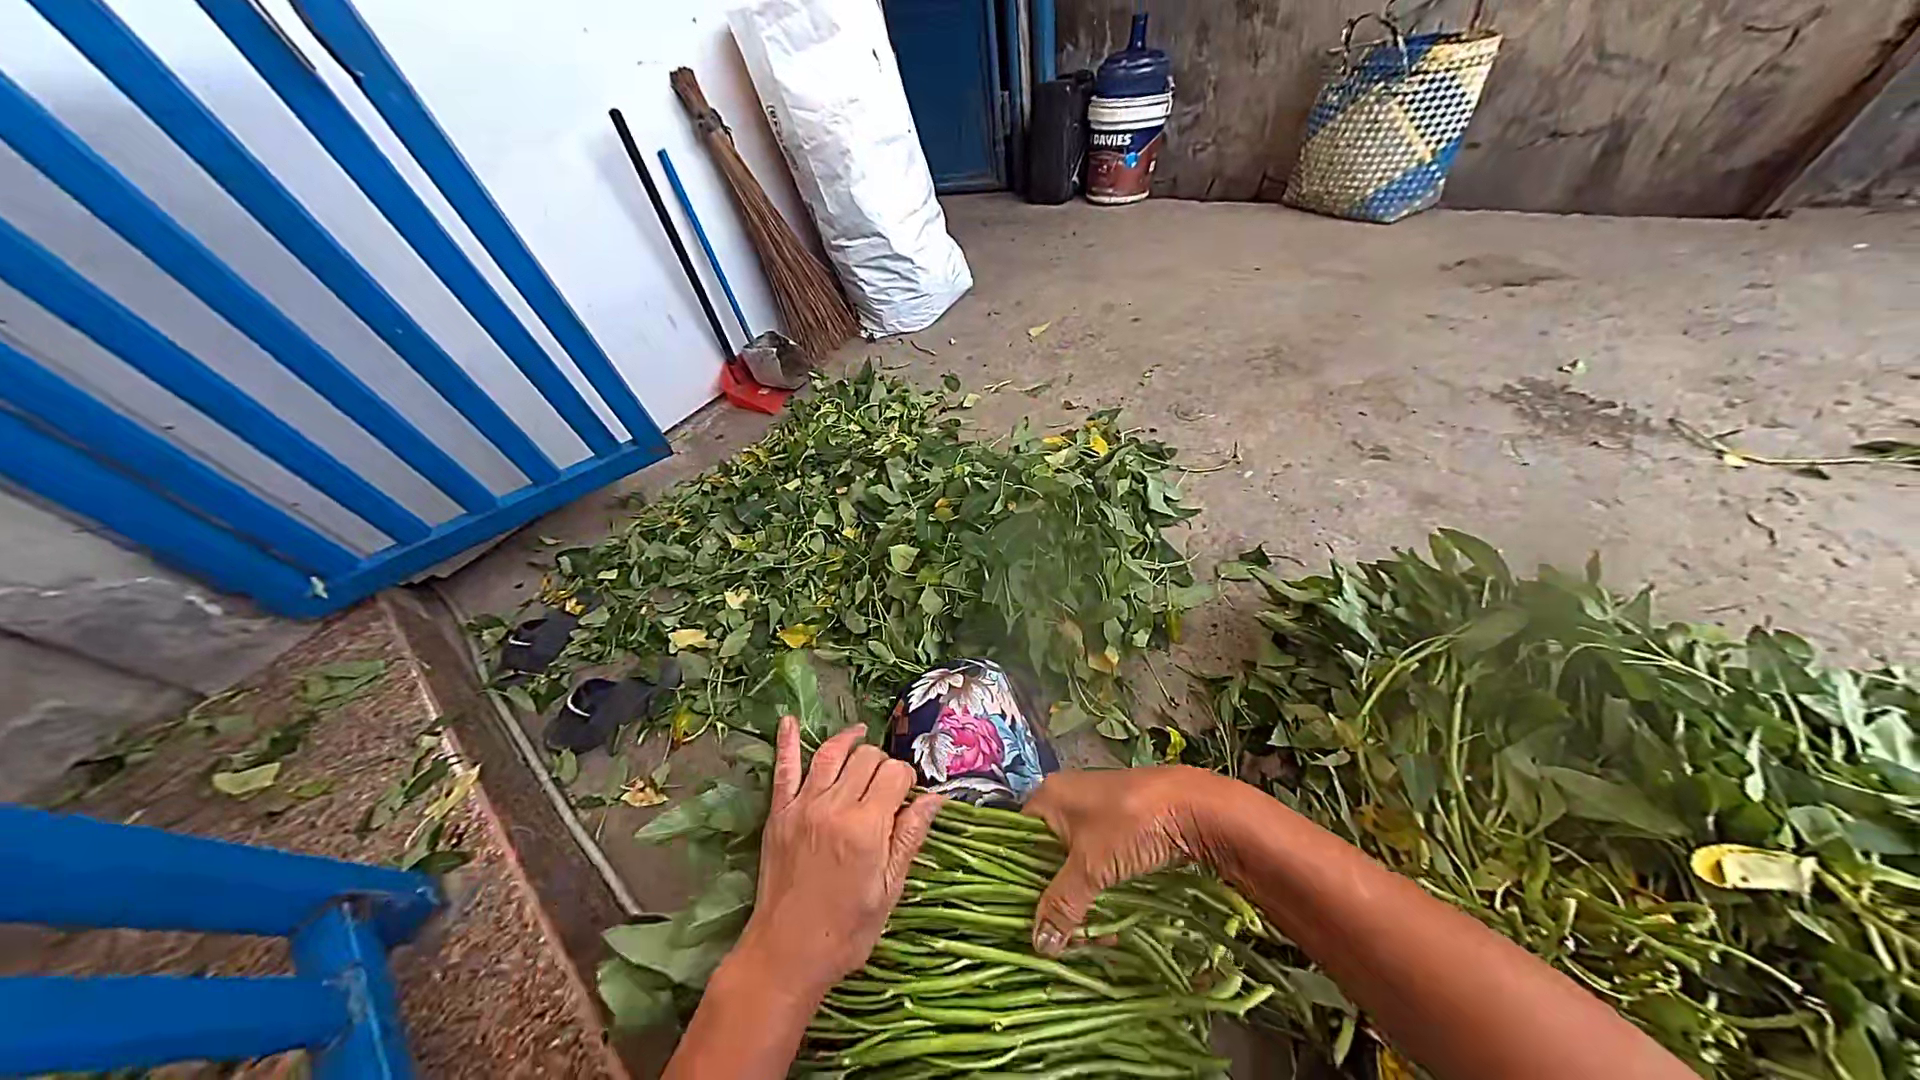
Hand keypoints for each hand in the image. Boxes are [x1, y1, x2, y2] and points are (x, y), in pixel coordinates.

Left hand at [730, 716, 942, 999]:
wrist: (786, 954)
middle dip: (882, 763)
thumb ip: (909, 837)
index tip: (908, 796)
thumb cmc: (846, 931)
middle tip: (886, 783)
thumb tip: (935, 799)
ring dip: (849, 741)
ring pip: (831, 754)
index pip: (895, 774)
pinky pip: (783, 769)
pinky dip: (786, 743)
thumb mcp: (890, 890)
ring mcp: (803, 807)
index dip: (907, 779)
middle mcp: (835, 807)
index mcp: (867, 827)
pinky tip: (789, 721)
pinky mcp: (779, 814)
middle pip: (866, 759)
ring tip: (860, 735)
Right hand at [1021, 765, 1247, 955]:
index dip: (1016, 876)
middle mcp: (1067, 799)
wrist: (1195, 806)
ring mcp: (1096, 811)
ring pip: (1074, 862)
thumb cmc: (1131, 824)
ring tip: (1090, 936)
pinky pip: (1099, 861)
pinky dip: (1101, 889)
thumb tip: (1038, 944)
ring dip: (1080, 898)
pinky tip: (1110, 920)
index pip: (1015, 838)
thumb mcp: (1090, 866)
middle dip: (1053, 896)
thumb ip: (1062, 903)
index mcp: (1048, 796)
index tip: (1022, 915)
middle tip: (1058, 935)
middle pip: (1045, 853)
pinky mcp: (1122, 826)